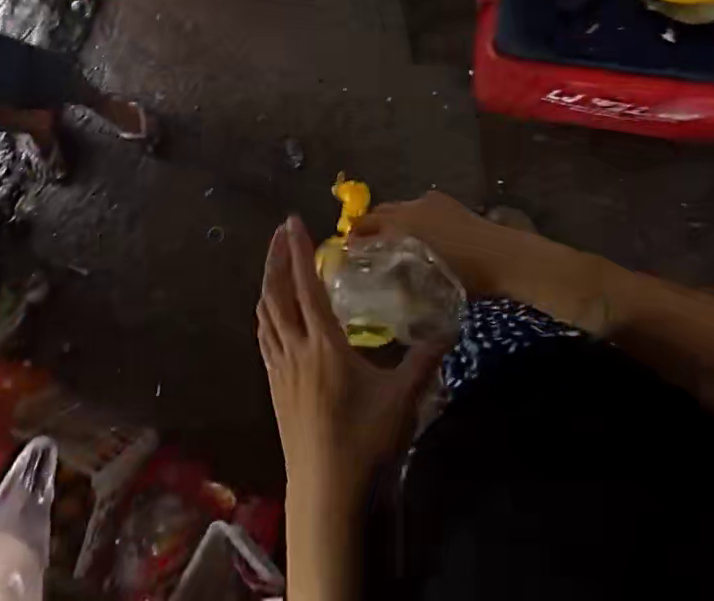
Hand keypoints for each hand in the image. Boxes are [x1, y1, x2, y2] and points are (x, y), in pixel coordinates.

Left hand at [256, 216, 443, 500]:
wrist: (324, 491)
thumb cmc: (363, 441)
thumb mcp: (401, 400)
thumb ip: (423, 362)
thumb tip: (448, 332)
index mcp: (324, 344)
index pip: (307, 286)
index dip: (298, 250)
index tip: (291, 222)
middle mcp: (296, 348)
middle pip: (277, 293)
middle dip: (276, 258)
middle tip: (281, 233)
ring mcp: (280, 368)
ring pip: (266, 314)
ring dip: (268, 283)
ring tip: (275, 263)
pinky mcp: (274, 386)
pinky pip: (264, 337)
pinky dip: (266, 312)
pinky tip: (272, 313)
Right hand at [350, 190, 523, 295]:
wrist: (503, 257)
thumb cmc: (464, 275)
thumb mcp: (425, 279)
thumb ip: (398, 273)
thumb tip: (380, 276)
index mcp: (401, 225)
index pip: (365, 227)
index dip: (354, 238)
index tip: (346, 251)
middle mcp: (410, 207)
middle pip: (379, 213)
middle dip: (369, 226)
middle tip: (364, 245)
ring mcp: (429, 201)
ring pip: (399, 208)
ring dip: (391, 221)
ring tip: (390, 241)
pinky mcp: (446, 202)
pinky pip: (419, 207)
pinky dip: (412, 217)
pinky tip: (419, 234)